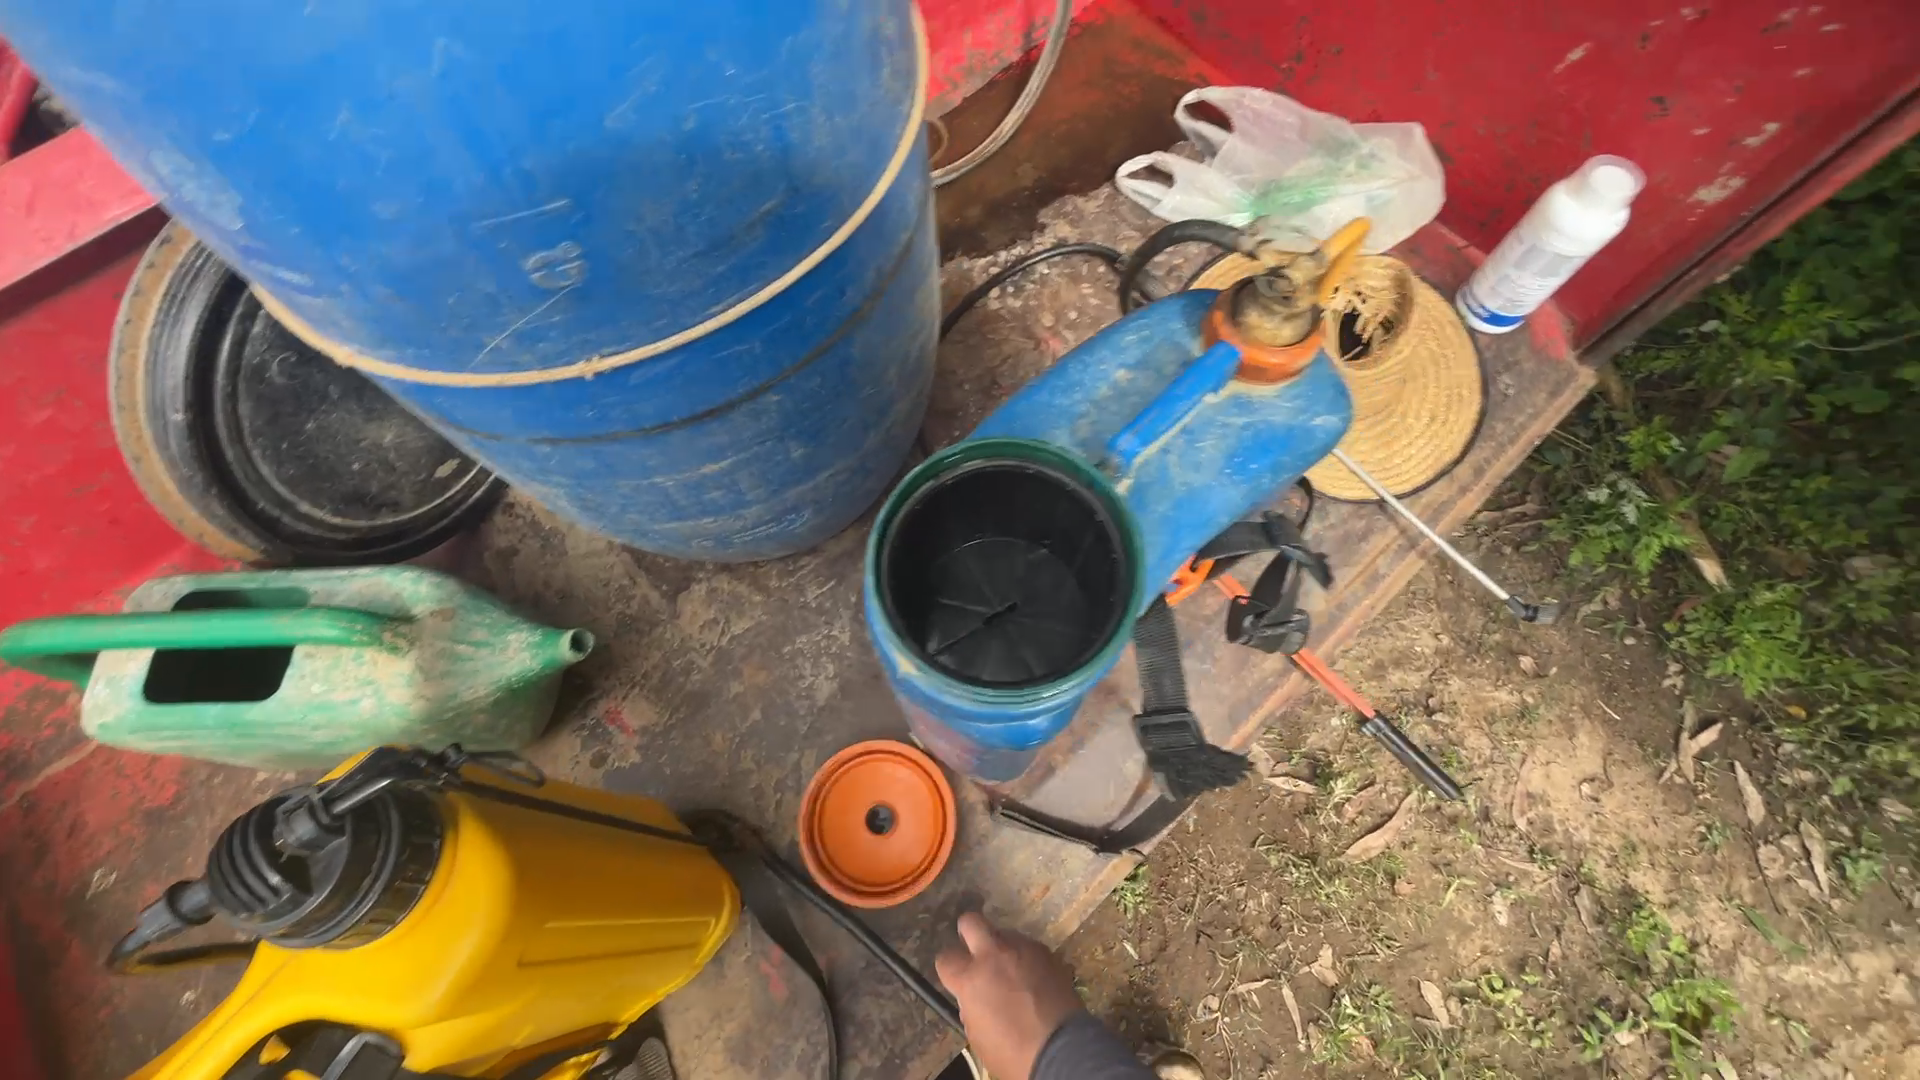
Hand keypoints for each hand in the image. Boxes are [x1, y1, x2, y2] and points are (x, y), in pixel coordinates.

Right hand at [935, 912, 1083, 1079]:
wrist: (1062, 1050)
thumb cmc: (1014, 1054)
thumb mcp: (979, 1038)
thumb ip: (971, 1007)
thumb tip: (972, 998)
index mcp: (971, 979)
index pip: (945, 958)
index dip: (949, 969)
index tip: (956, 978)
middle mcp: (993, 955)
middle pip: (970, 921)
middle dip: (968, 932)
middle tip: (976, 952)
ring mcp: (1021, 948)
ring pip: (1003, 932)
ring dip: (1002, 948)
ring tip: (1012, 970)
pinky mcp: (1045, 950)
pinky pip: (1027, 946)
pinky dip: (1025, 957)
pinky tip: (1034, 978)